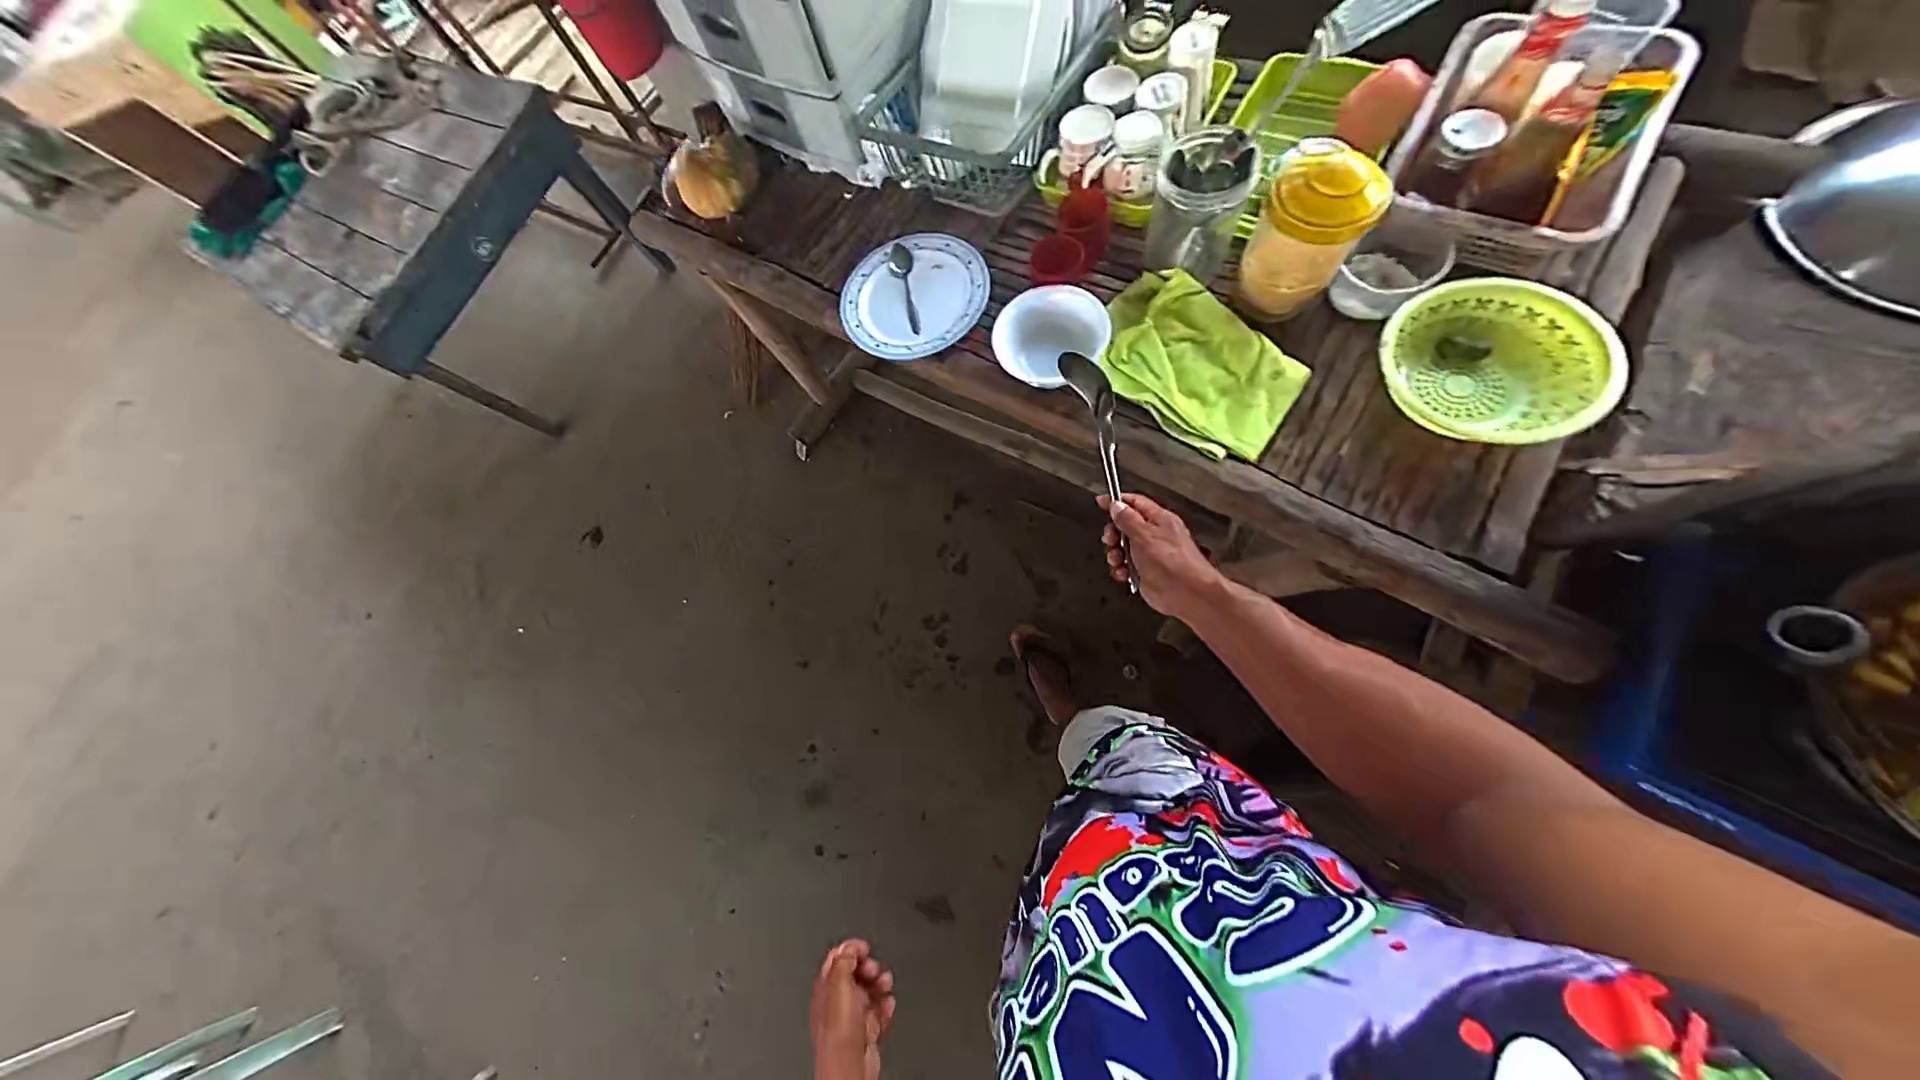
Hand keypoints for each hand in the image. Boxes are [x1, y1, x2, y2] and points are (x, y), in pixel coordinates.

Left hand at [810, 939, 894, 1079]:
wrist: (851, 1064)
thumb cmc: (840, 1031)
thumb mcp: (840, 986)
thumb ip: (843, 962)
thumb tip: (848, 948)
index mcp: (826, 987)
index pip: (837, 958)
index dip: (851, 949)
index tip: (865, 947)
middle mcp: (837, 1001)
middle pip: (855, 973)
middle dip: (869, 968)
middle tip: (874, 970)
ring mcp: (852, 1016)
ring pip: (869, 991)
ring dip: (880, 985)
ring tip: (885, 986)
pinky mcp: (865, 1030)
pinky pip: (878, 1011)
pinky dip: (885, 1006)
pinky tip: (887, 1006)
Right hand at [1099, 493, 1223, 618]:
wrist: (1188, 594)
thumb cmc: (1175, 564)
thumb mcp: (1145, 535)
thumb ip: (1128, 519)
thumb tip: (1116, 506)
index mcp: (1159, 520)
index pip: (1134, 503)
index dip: (1116, 502)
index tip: (1101, 502)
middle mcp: (1155, 535)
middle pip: (1125, 526)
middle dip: (1113, 533)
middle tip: (1111, 539)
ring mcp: (1151, 554)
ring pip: (1123, 548)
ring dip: (1115, 554)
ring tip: (1119, 560)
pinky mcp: (1147, 572)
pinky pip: (1126, 566)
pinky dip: (1121, 570)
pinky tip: (1125, 573)